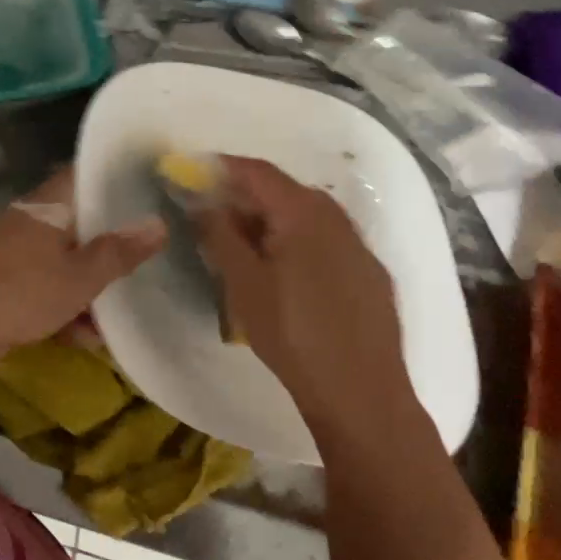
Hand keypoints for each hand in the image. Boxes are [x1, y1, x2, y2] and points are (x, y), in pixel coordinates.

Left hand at [0, 167, 164, 356]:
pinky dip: (61, 304)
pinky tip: (80, 336)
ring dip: (87, 288)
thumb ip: (117, 252)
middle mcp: (27, 219)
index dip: (114, 181)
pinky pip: (42, 283)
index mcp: (44, 207)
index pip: (81, 177)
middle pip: (78, 223)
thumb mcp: (79, 278)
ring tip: (111, 321)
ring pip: (62, 259)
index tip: (150, 191)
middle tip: (144, 267)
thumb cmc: (20, 293)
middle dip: (108, 249)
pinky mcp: (2, 275)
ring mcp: (11, 247)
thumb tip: (156, 222)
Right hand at [192, 156, 412, 430]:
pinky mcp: (370, 279)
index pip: (259, 172)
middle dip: (246, 192)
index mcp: (305, 217)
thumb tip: (203, 202)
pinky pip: (326, 242)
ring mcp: (361, 252)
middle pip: (288, 191)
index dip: (221, 166)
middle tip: (209, 208)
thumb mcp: (240, 280)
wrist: (361, 392)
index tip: (189, 170)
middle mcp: (339, 224)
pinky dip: (295, 239)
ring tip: (239, 240)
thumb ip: (219, 233)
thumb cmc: (291, 330)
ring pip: (310, 217)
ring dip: (271, 217)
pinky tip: (278, 268)